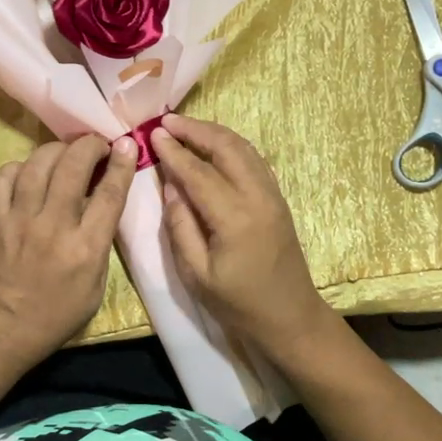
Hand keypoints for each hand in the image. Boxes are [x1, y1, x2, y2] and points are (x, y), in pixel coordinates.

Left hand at [0, 133, 138, 369]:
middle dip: (90, 145)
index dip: (121, 163)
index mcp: (85, 248)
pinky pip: (4, 176)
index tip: (126, 145)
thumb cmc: (56, 315)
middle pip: (74, 165)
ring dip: (57, 150)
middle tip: (97, 145)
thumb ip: (101, 242)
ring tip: (66, 154)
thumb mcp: (96, 287)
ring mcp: (18, 219)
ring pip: (39, 162)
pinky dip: (20, 167)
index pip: (109, 193)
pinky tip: (29, 174)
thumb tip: (105, 201)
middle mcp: (52, 226)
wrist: (0, 329)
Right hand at [149, 115, 328, 351]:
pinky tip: (214, 147)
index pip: (198, 172)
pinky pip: (254, 160)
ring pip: (244, 148)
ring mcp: (272, 195)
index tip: (152, 134)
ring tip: (186, 128)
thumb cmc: (238, 303)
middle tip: (166, 122)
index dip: (173, 152)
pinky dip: (231, 146)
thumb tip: (171, 186)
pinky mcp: (278, 199)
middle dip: (195, 130)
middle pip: (226, 147)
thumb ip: (180, 227)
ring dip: (214, 133)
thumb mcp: (196, 274)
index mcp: (235, 217)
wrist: (289, 317)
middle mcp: (257, 197)